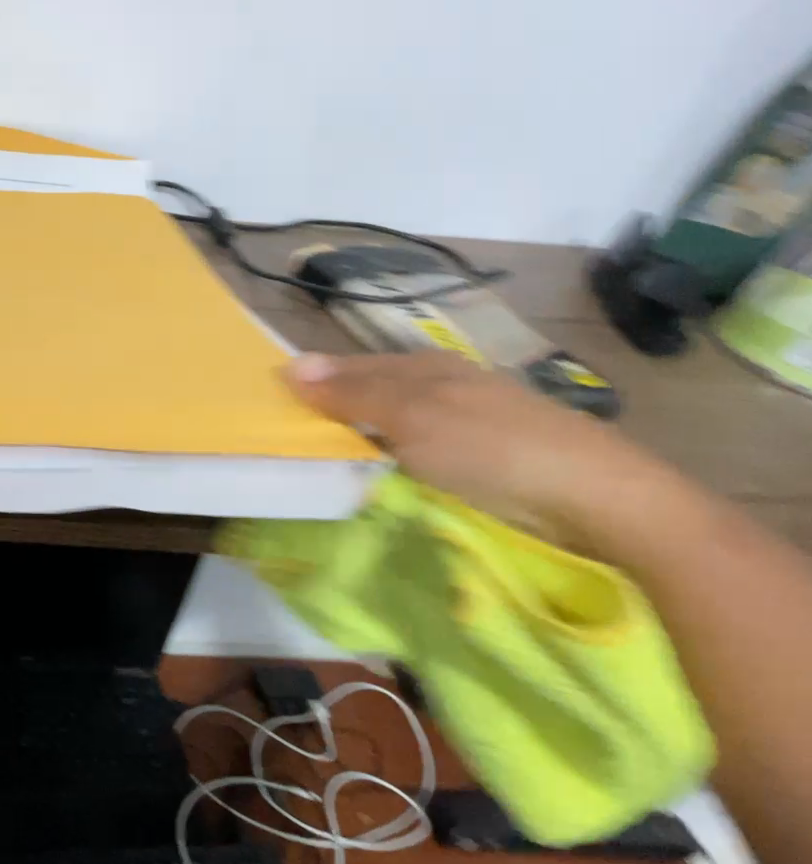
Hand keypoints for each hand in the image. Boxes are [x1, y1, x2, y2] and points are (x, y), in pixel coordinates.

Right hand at [284, 352, 684, 550]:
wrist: (594, 498)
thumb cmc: (492, 449)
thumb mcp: (411, 417)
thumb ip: (352, 394)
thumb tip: (289, 364)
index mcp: (425, 367)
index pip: (349, 367)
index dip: (312, 383)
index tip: (269, 409)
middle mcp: (444, 386)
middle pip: (371, 392)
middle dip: (331, 409)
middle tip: (286, 439)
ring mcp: (465, 421)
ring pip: (391, 422)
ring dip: (358, 438)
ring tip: (321, 461)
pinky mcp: (481, 457)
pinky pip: (414, 449)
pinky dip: (388, 459)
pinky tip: (378, 475)